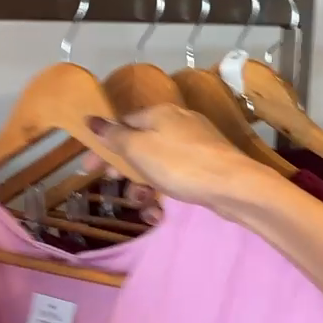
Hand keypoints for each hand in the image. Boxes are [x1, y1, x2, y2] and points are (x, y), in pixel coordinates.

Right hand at [84, 105, 281, 212]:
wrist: (234, 186)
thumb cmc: (180, 164)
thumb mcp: (139, 149)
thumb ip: (113, 135)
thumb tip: (90, 119)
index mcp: (158, 113)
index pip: (121, 124)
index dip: (103, 146)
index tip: (88, 169)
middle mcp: (176, 122)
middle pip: (138, 144)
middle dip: (124, 170)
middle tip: (116, 189)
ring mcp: (193, 143)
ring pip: (156, 162)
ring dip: (143, 185)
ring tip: (144, 203)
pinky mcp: (206, 164)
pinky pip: (174, 173)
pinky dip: (163, 188)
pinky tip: (161, 209)